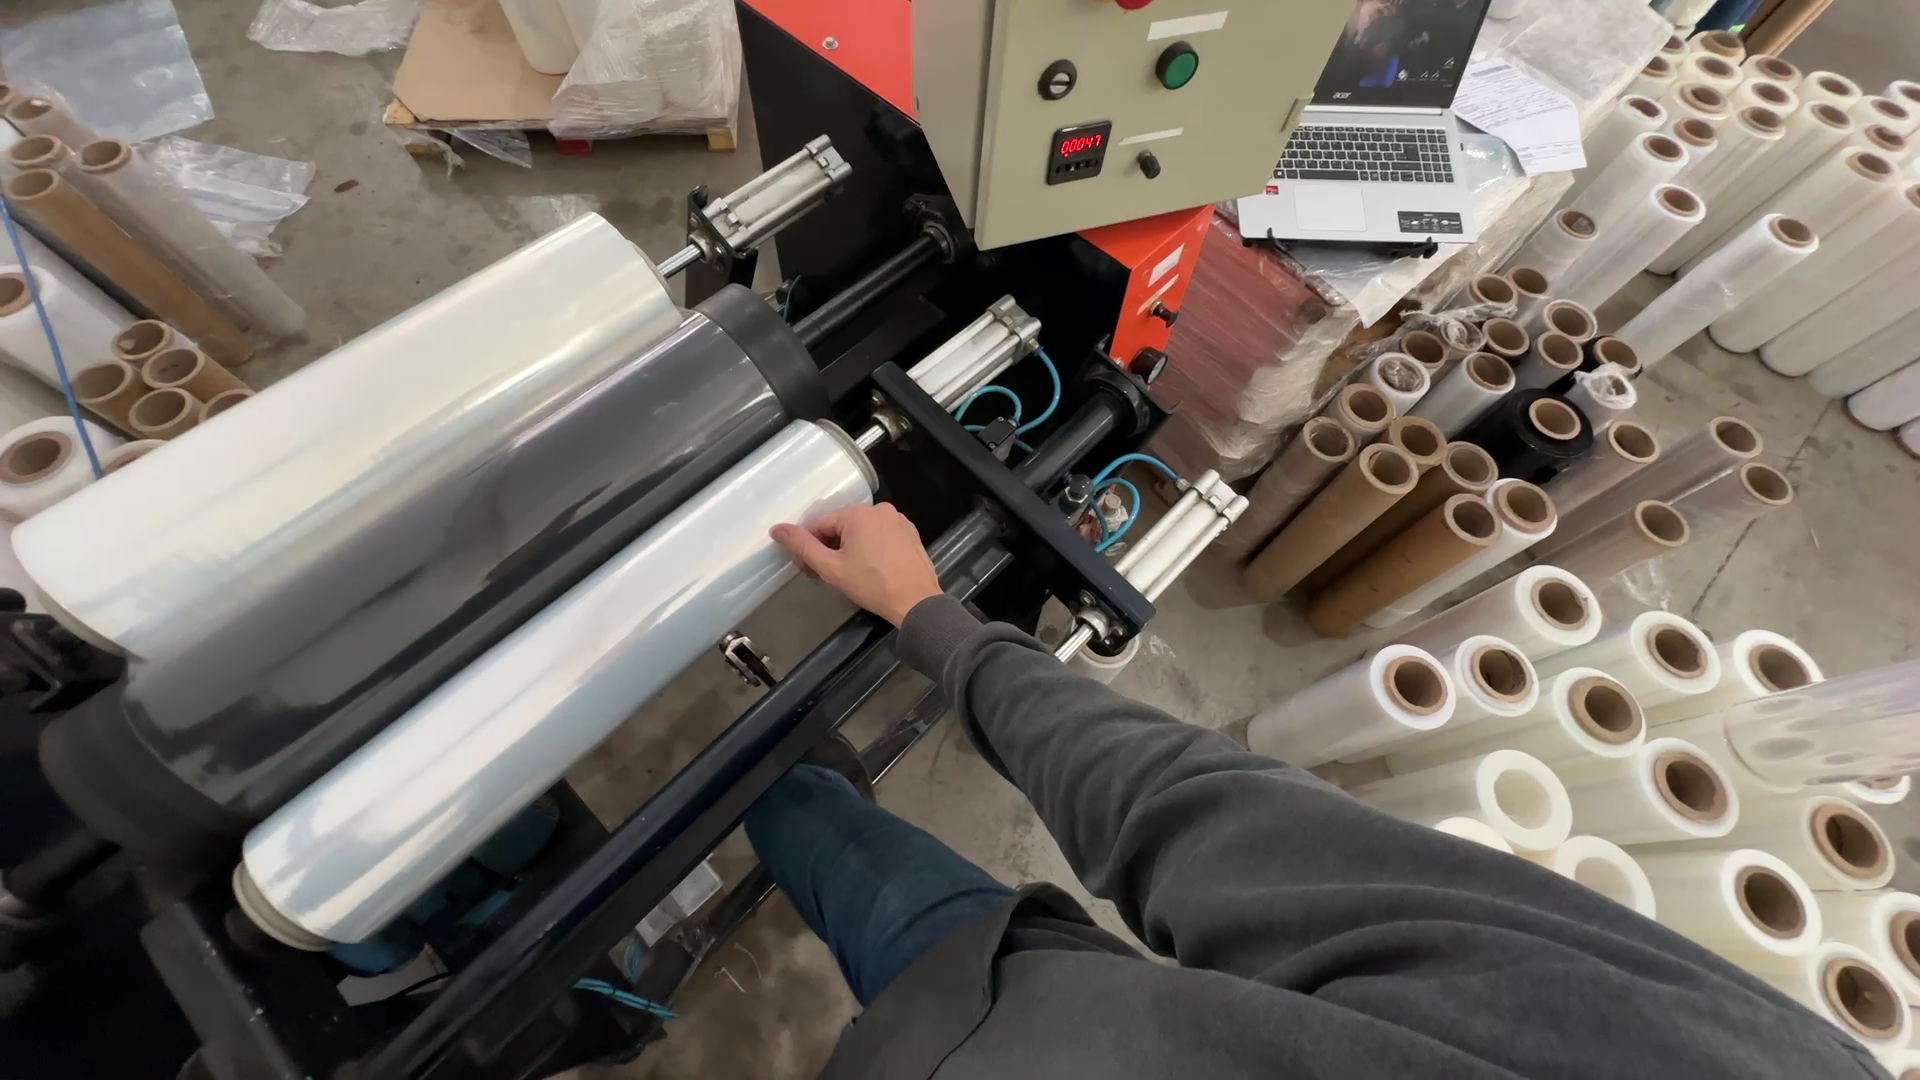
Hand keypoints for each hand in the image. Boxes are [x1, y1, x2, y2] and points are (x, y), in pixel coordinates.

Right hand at [771, 504, 941, 626]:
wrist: (916, 602)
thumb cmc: (872, 585)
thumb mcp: (831, 567)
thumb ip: (803, 546)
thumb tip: (777, 529)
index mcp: (858, 513)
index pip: (820, 526)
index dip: (810, 549)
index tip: (809, 571)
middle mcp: (880, 509)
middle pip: (842, 527)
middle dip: (830, 549)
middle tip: (827, 576)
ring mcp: (899, 520)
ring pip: (862, 531)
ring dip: (850, 549)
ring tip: (850, 575)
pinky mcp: (911, 533)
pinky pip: (882, 536)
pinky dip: (872, 548)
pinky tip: (872, 569)